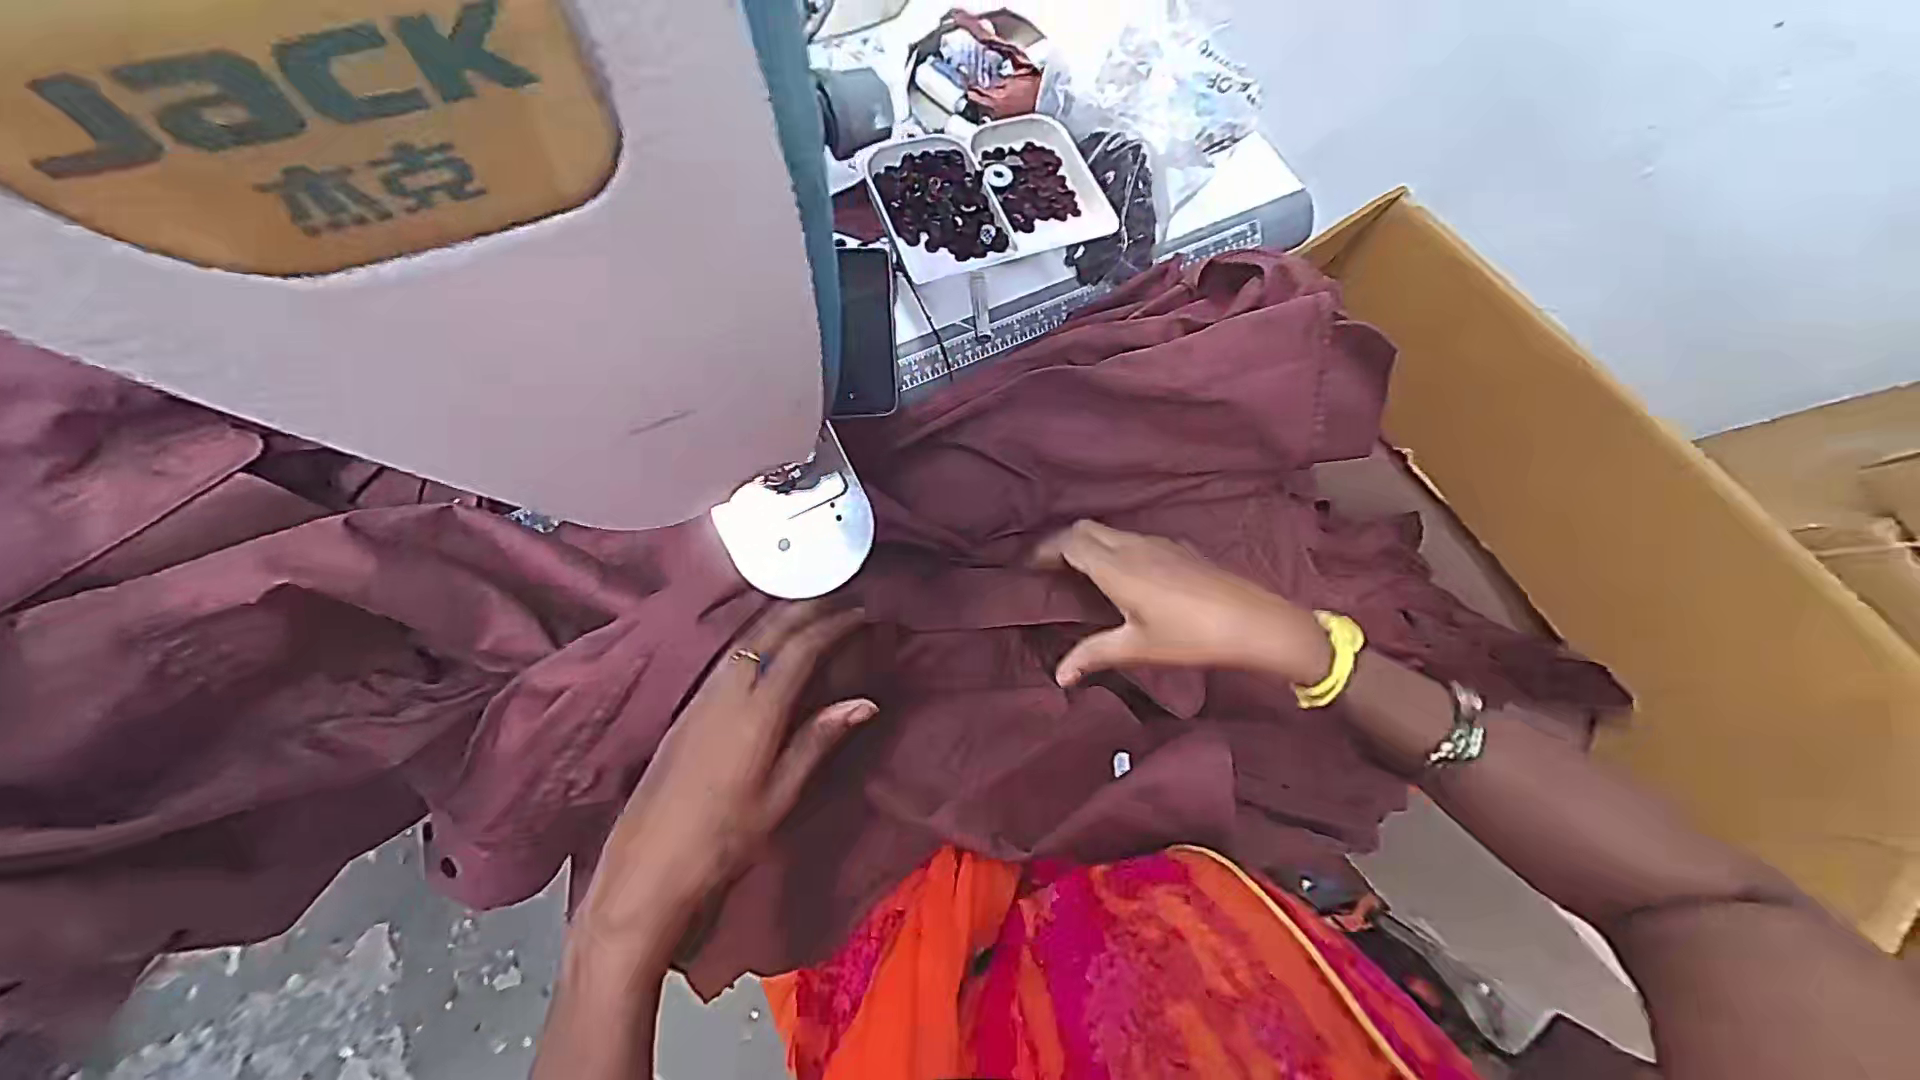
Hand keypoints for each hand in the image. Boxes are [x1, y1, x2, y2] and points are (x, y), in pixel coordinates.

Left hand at [578, 601, 875, 940]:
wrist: (648, 867)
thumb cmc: (724, 838)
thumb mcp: (781, 793)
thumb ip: (819, 739)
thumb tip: (864, 702)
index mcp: (756, 710)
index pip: (801, 648)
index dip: (833, 625)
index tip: (860, 614)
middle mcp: (726, 690)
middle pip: (771, 629)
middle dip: (808, 606)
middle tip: (840, 598)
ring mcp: (702, 694)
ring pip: (748, 636)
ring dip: (782, 615)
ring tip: (812, 609)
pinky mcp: (688, 706)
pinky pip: (732, 651)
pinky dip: (760, 634)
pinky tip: (769, 641)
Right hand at [1032, 520, 1333, 686]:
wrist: (1256, 621)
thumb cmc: (1192, 636)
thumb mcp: (1137, 648)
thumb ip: (1092, 655)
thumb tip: (1059, 676)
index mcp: (1116, 565)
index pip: (1068, 542)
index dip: (1043, 550)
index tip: (1028, 568)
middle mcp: (1132, 545)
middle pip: (1084, 528)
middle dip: (1060, 543)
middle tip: (1048, 570)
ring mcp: (1158, 542)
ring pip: (1109, 531)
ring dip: (1087, 544)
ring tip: (1078, 575)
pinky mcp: (1177, 548)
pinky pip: (1131, 538)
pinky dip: (1112, 549)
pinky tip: (1121, 577)